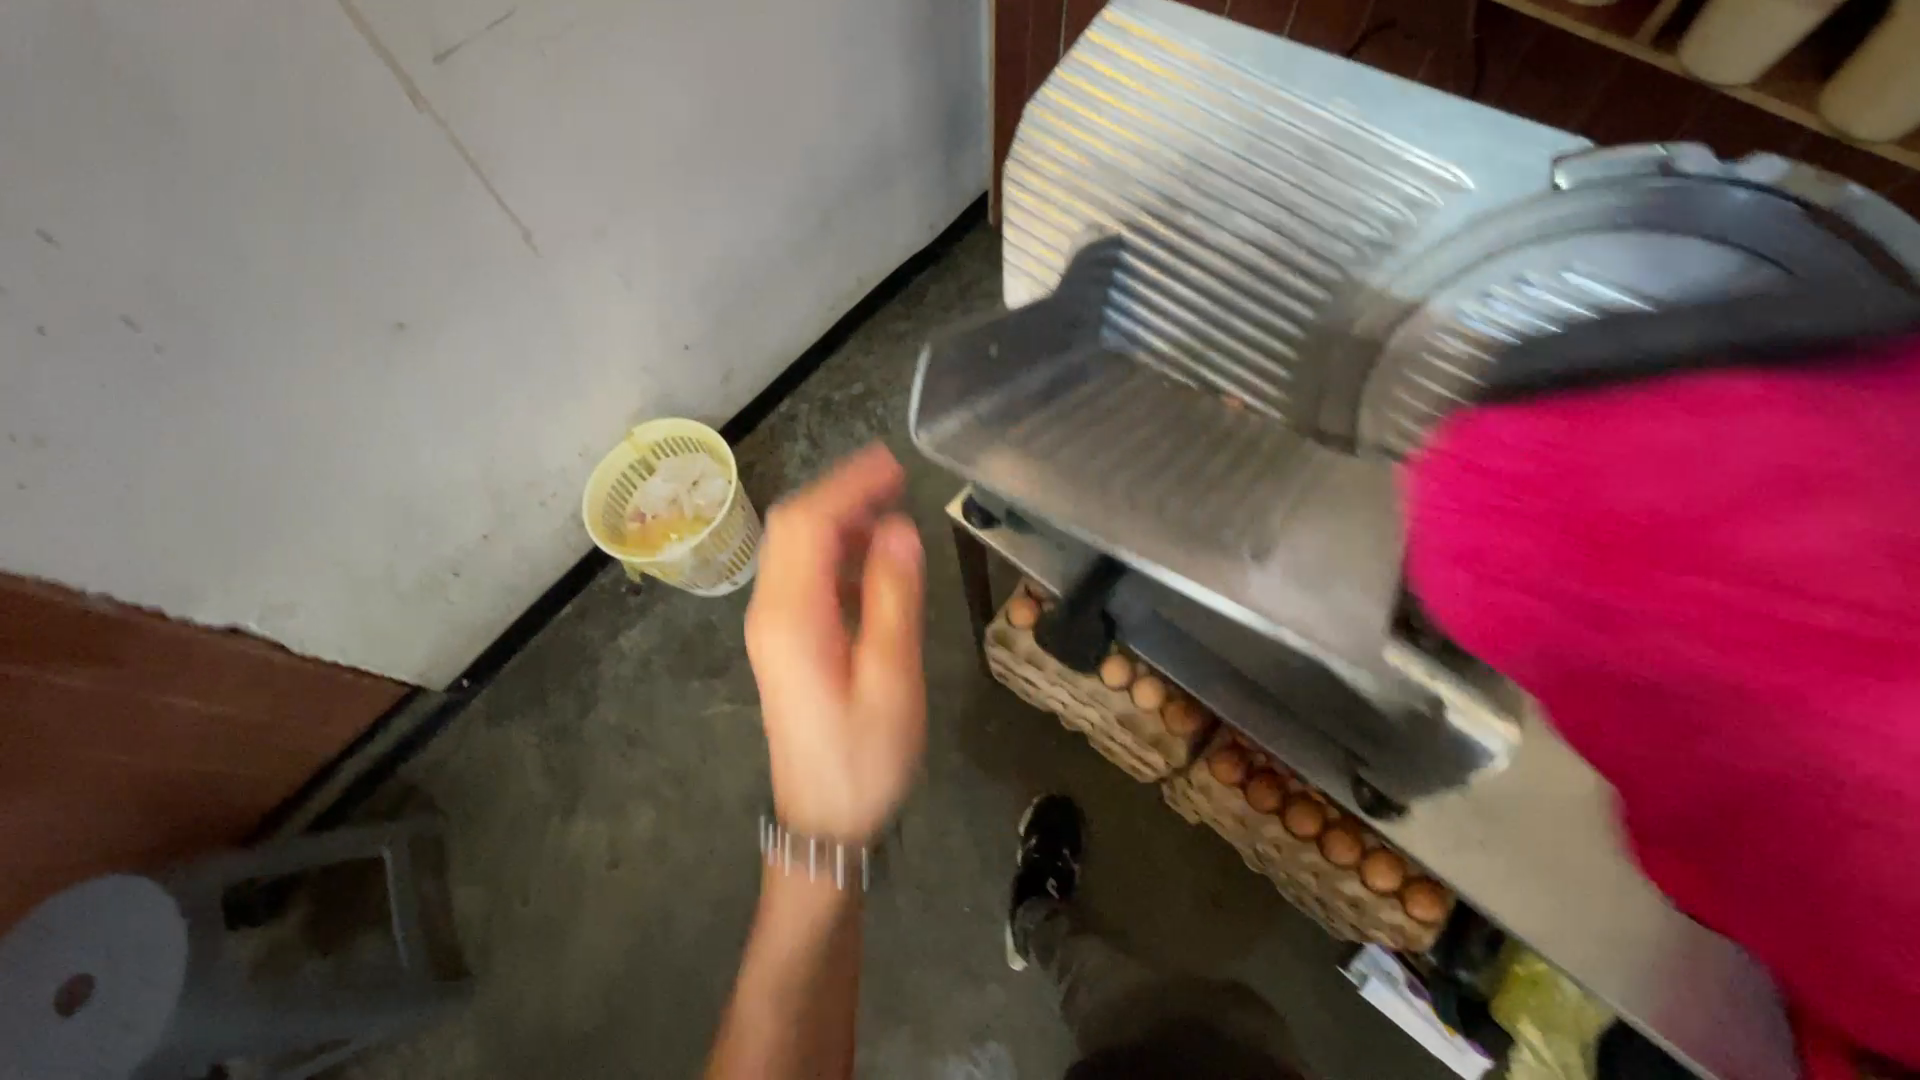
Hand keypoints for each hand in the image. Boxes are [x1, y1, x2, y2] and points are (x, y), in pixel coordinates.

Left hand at [745, 444, 926, 843]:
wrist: (822, 823)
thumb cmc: (864, 759)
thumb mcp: (891, 680)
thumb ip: (894, 599)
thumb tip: (900, 529)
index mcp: (792, 617)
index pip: (809, 525)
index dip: (848, 485)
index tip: (893, 462)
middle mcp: (772, 612)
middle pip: (794, 529)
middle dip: (841, 493)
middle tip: (896, 477)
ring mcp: (774, 628)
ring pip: (797, 550)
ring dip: (839, 520)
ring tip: (891, 509)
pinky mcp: (786, 642)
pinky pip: (805, 578)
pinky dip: (837, 553)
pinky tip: (873, 559)